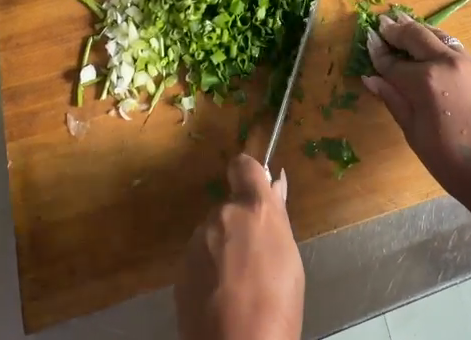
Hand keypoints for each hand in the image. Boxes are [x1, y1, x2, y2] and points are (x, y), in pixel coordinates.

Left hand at [175, 153, 303, 339]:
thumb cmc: (278, 304)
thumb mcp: (289, 257)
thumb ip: (277, 217)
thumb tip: (275, 184)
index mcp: (253, 207)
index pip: (243, 165)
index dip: (249, 175)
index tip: (256, 192)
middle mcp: (221, 216)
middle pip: (230, 207)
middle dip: (239, 225)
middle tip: (255, 258)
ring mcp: (197, 241)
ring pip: (213, 233)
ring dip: (223, 248)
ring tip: (238, 285)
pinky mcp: (181, 268)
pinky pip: (199, 258)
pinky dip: (208, 270)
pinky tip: (220, 297)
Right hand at [361, 13, 470, 203]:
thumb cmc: (452, 162)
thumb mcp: (415, 134)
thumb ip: (393, 100)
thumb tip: (371, 78)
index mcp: (424, 81)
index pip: (392, 62)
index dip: (377, 52)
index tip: (367, 40)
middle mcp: (445, 63)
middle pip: (415, 36)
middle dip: (396, 29)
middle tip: (382, 23)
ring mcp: (467, 63)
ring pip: (437, 34)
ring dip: (418, 29)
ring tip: (403, 23)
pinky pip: (454, 46)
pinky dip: (437, 39)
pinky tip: (430, 44)